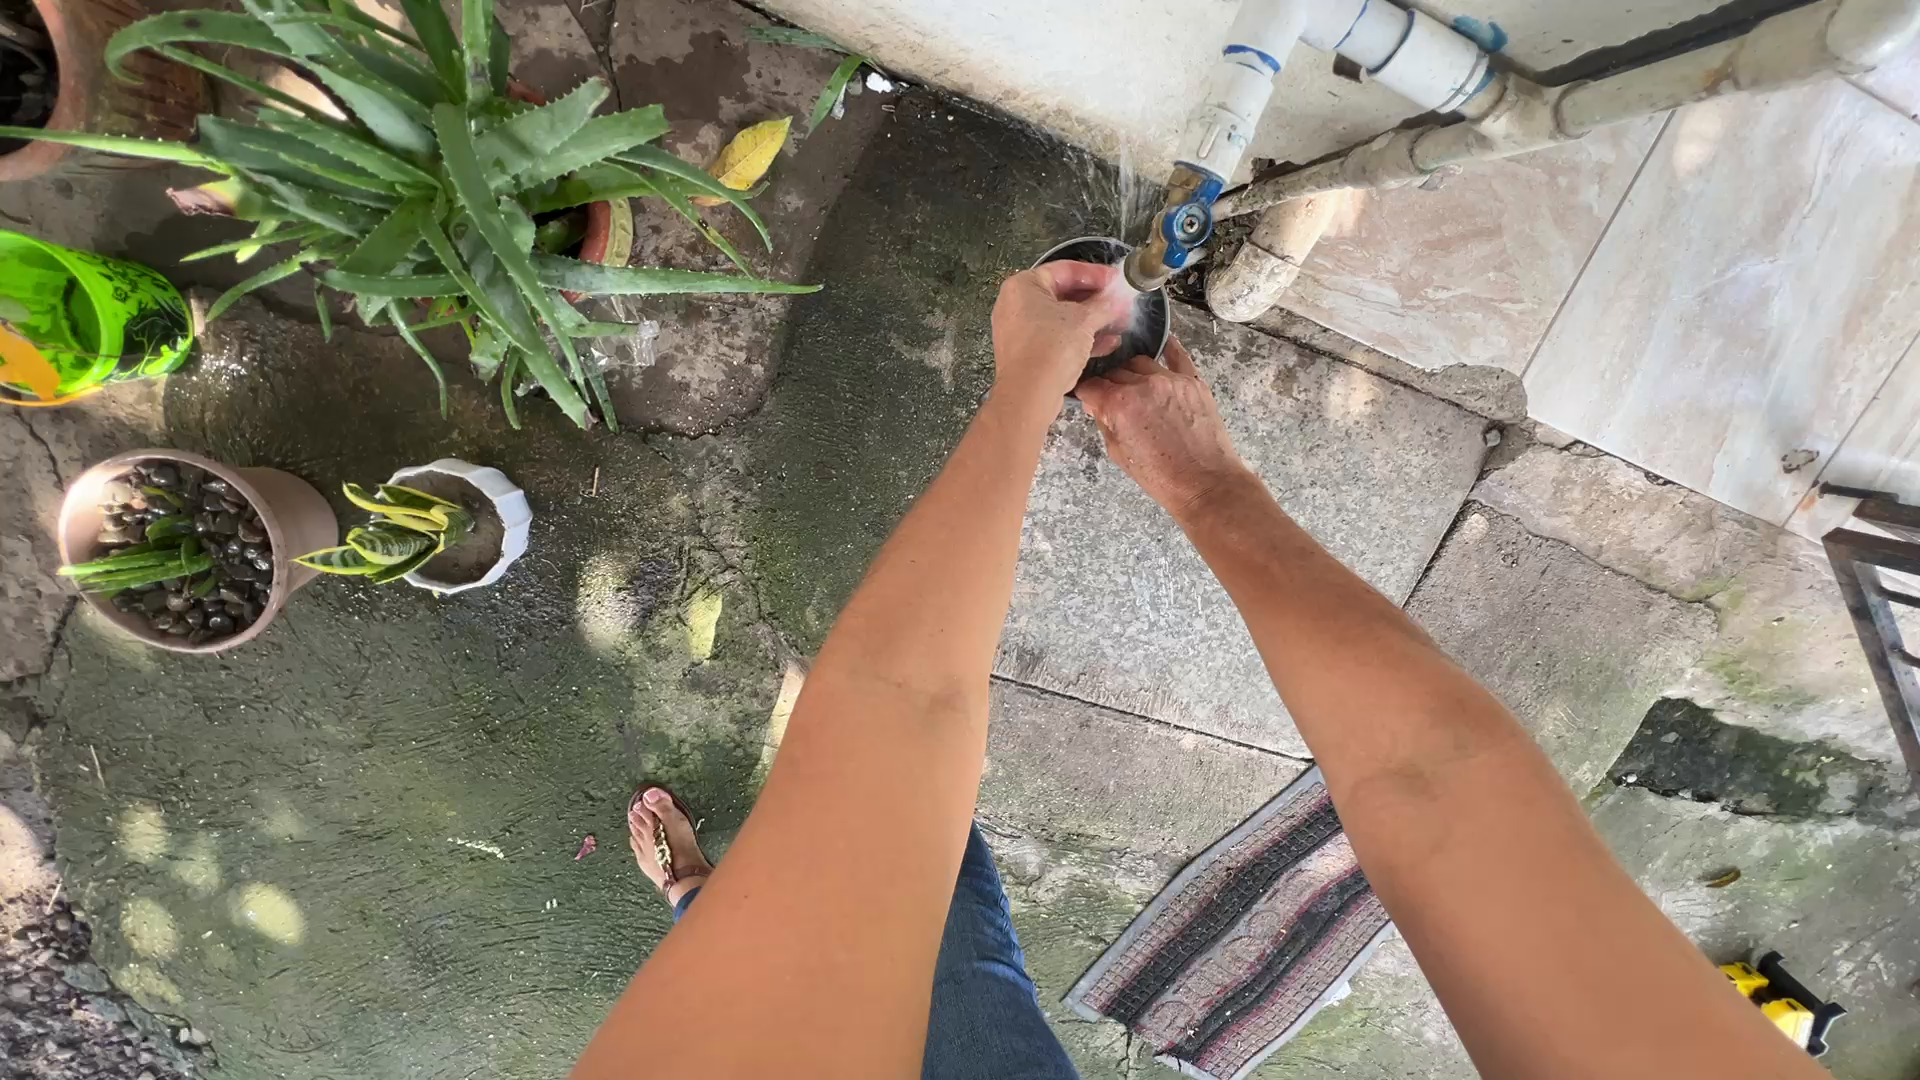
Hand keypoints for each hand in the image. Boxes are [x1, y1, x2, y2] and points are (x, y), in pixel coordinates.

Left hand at [990, 261, 1129, 406]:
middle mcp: (1016, 306)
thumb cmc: (1049, 350)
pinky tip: (1106, 344)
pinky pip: (1057, 340)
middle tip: (1119, 302)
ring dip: (1092, 322)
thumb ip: (1104, 305)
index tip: (1115, 279)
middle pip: (1064, 296)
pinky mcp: (1028, 354)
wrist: (1029, 395)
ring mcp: (1021, 332)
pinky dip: (1080, 340)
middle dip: (1096, 301)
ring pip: (1062, 320)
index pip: (1065, 270)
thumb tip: (1116, 299)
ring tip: (1118, 323)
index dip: (1095, 274)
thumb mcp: (1084, 320)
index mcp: (1023, 287)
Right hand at [1074, 337, 1254, 516]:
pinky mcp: (1193, 382)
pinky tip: (1162, 346)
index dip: (1086, 394)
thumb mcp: (1119, 454)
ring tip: (1134, 388)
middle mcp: (1144, 386)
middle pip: (1115, 372)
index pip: (1091, 386)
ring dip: (1132, 372)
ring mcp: (1171, 380)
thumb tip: (1097, 406)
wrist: (1204, 483)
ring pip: (1141, 363)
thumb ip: (1104, 423)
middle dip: (1109, 384)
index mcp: (1120, 405)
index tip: (1088, 399)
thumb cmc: (1162, 476)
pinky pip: (1178, 356)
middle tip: (1110, 398)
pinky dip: (1168, 350)